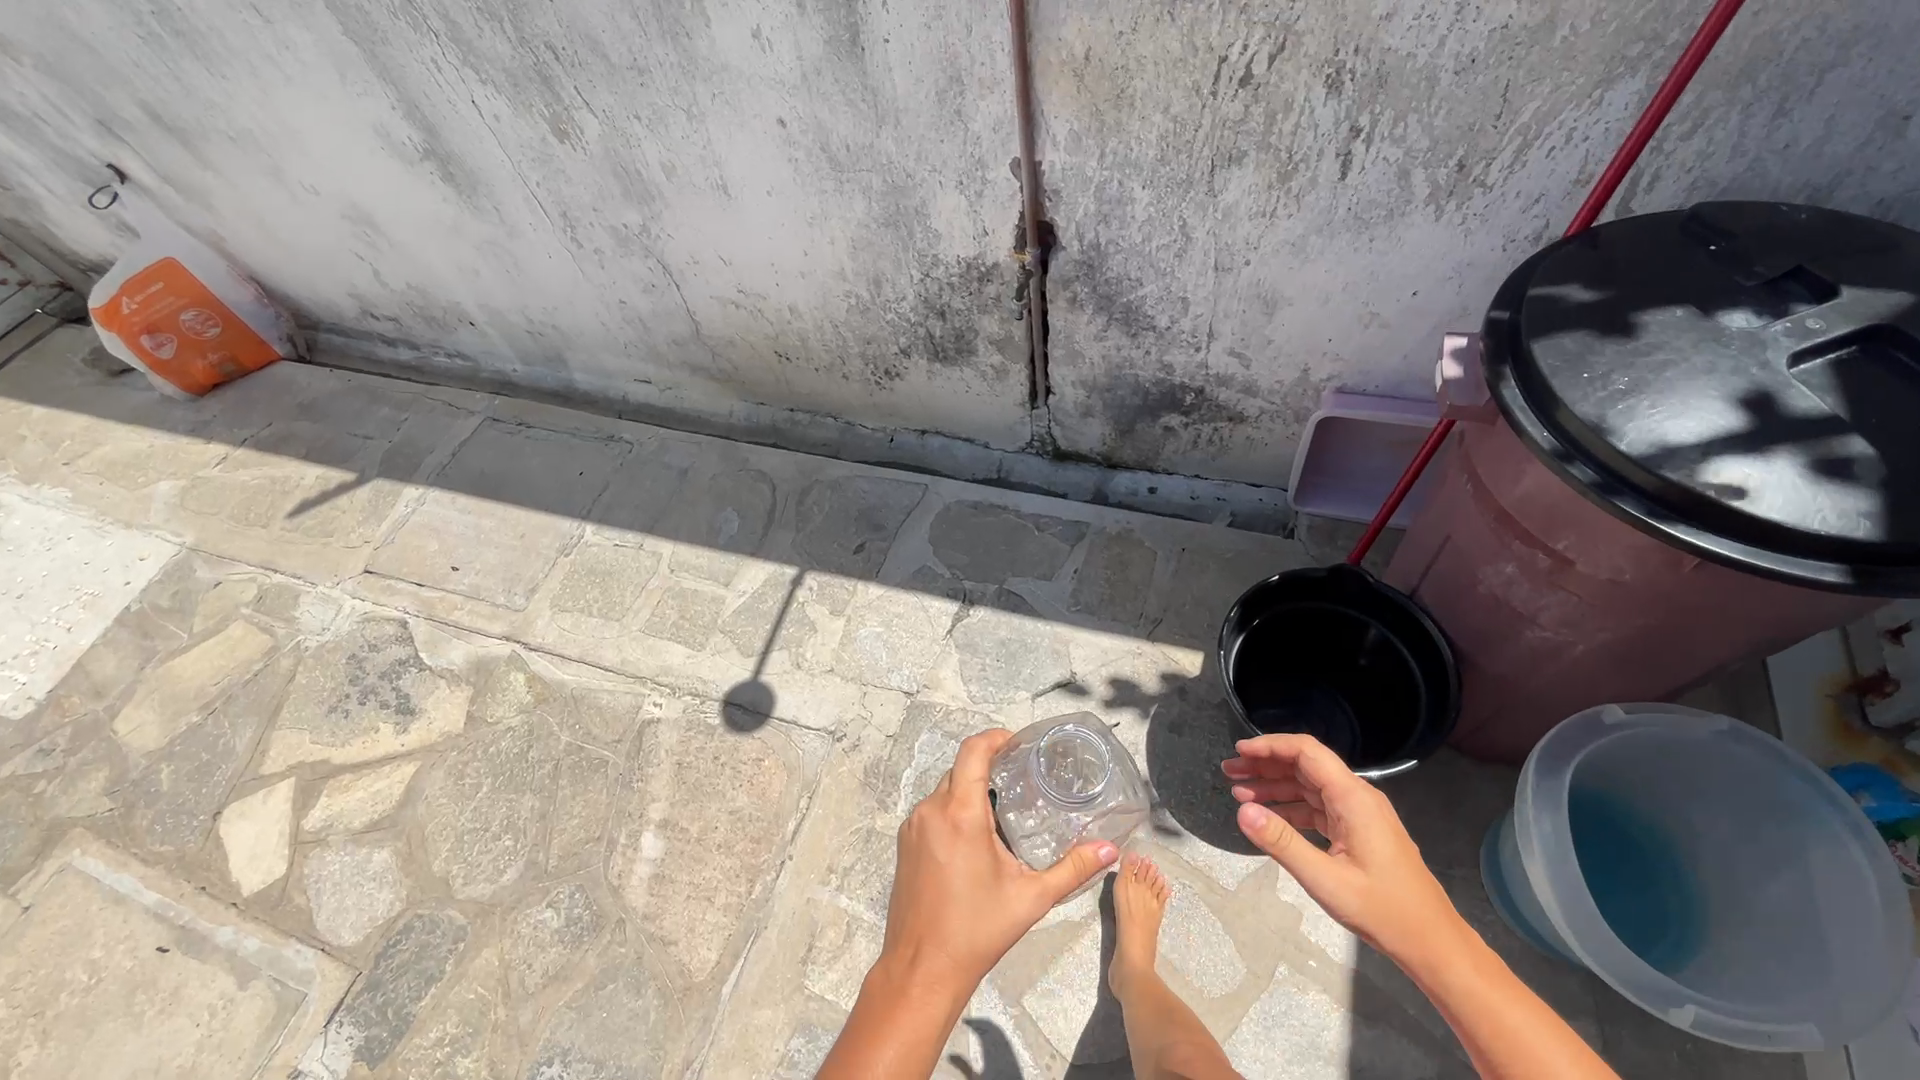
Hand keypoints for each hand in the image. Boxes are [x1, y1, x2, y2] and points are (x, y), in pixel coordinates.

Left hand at [880, 729, 1119, 998]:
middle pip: (960, 769)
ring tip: (1005, 806)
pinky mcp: (905, 844)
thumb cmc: (977, 931)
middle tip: (1022, 775)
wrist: (922, 968)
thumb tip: (1110, 850)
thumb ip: (1072, 868)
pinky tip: (978, 834)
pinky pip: (932, 812)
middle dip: (989, 767)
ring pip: (945, 791)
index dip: (995, 738)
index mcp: (960, 814)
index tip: (1018, 742)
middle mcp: (930, 811)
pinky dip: (954, 810)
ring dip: (972, 790)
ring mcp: (912, 827)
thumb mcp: (1031, 898)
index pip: (972, 751)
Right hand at [1223, 734, 1462, 961]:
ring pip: (1309, 786)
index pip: (1307, 752)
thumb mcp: (1325, 879)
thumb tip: (1242, 810)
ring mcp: (1359, 814)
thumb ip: (1282, 842)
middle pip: (1305, 765)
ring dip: (1274, 786)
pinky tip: (1268, 816)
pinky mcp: (1358, 831)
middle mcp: (1357, 797)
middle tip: (1228, 772)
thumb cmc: (1381, 909)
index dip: (1270, 746)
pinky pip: (1318, 807)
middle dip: (1265, 765)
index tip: (1239, 752)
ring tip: (1238, 792)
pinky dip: (1290, 807)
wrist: (1431, 940)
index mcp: (1353, 798)